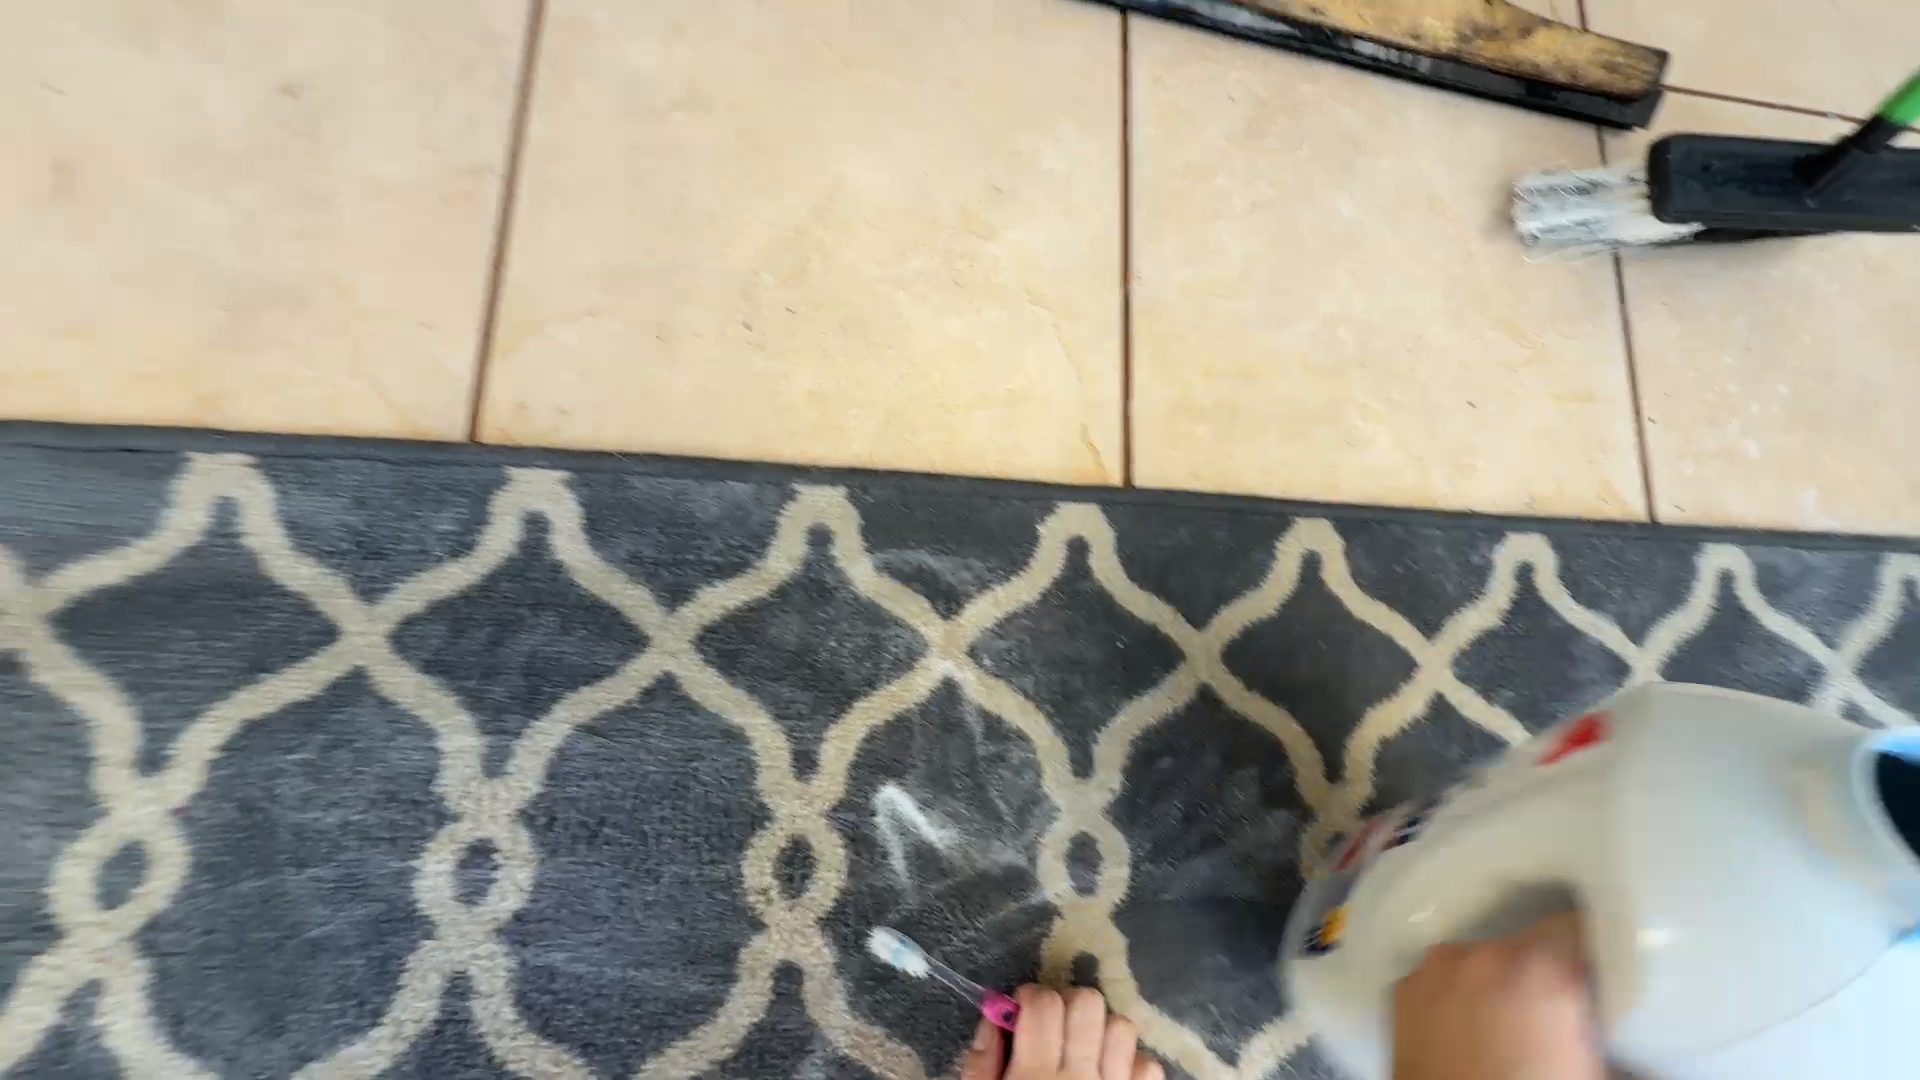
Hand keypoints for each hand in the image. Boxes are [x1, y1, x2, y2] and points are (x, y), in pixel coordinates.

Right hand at [960, 985, 1164, 1079]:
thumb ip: (980, 1065)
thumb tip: (994, 1016)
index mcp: (1034, 1077)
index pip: (1044, 1003)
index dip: (1030, 998)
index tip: (1021, 1015)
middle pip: (1088, 1004)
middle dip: (1067, 1005)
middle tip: (1053, 1028)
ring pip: (1122, 1028)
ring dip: (1101, 1032)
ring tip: (1084, 1052)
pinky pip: (1148, 1067)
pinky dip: (1130, 1067)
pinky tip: (1110, 1079)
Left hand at [1392, 913, 1604, 1079]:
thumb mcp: (1587, 1070)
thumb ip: (1593, 1034)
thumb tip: (1592, 1023)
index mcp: (1542, 974)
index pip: (1574, 930)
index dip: (1588, 945)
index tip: (1598, 962)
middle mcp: (1482, 954)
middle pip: (1523, 947)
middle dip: (1541, 973)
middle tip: (1555, 1011)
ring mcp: (1433, 966)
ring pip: (1476, 960)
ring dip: (1494, 982)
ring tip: (1505, 1025)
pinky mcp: (1401, 986)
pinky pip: (1439, 979)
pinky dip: (1454, 994)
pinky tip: (1463, 1028)